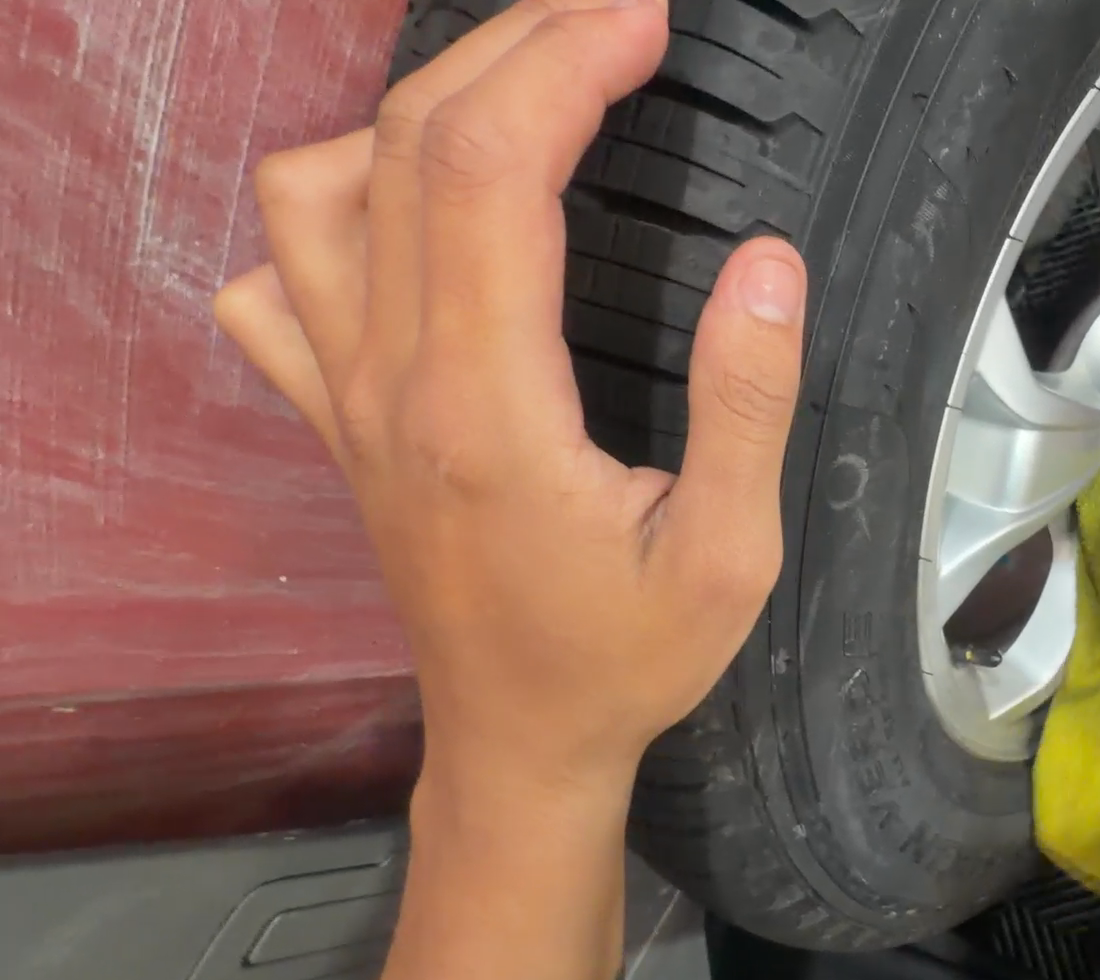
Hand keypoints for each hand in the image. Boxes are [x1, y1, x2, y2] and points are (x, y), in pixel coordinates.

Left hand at [213, 0, 806, 804]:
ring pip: (317, 193)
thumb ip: (745, 405)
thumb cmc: (629, 659)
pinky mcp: (343, 426)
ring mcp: (347, 401)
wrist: (523, 744)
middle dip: (510, 52)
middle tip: (608, 21)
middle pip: (405, 153)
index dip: (566, 70)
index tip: (642, 20)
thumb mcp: (728, 553)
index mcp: (488, 409)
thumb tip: (769, 266)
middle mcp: (392, 382)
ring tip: (520, 99)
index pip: (494, 179)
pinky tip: (406, 219)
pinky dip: (335, 207)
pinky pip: (287, 278)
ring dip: (415, 112)